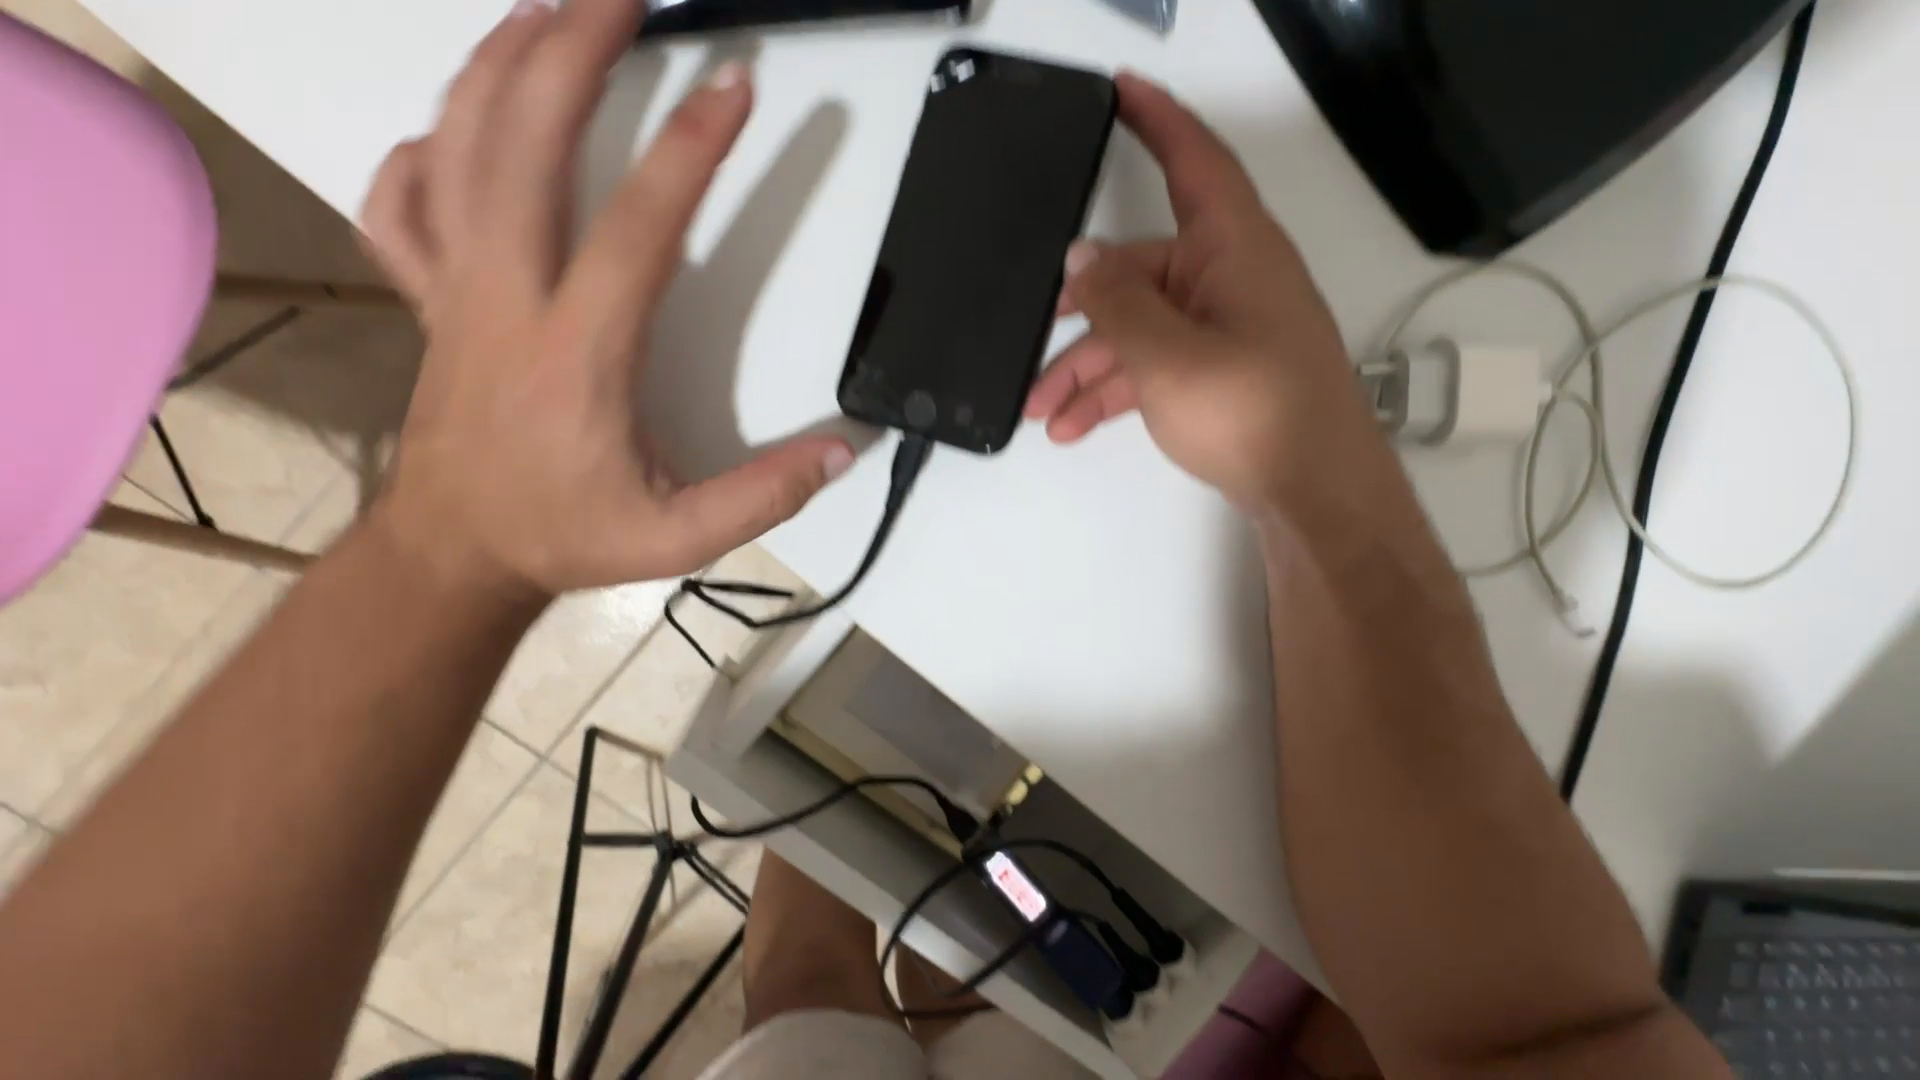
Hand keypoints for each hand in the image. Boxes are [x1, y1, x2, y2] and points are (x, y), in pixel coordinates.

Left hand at [357, 0, 851, 597]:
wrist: (455, 552)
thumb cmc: (565, 536)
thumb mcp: (678, 540)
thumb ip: (763, 495)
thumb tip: (844, 449)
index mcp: (579, 356)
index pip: (636, 230)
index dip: (689, 151)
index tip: (733, 86)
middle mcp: (507, 302)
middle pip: (523, 147)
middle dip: (573, 51)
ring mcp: (457, 290)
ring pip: (457, 148)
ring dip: (503, 63)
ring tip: (552, 7)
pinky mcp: (430, 296)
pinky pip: (404, 200)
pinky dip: (427, 143)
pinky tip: (464, 120)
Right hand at [1025, 74, 1375, 507]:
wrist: (1312, 492)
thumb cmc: (1254, 410)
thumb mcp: (1168, 356)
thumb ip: (1117, 302)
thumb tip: (1080, 259)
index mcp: (1232, 248)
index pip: (1192, 162)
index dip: (1155, 120)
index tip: (1119, 90)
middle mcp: (1227, 278)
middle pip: (1137, 273)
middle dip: (1078, 316)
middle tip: (1028, 347)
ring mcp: (1222, 328)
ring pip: (1136, 331)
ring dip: (1085, 371)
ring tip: (1041, 412)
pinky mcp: (1216, 371)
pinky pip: (1152, 366)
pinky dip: (1113, 393)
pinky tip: (1073, 426)